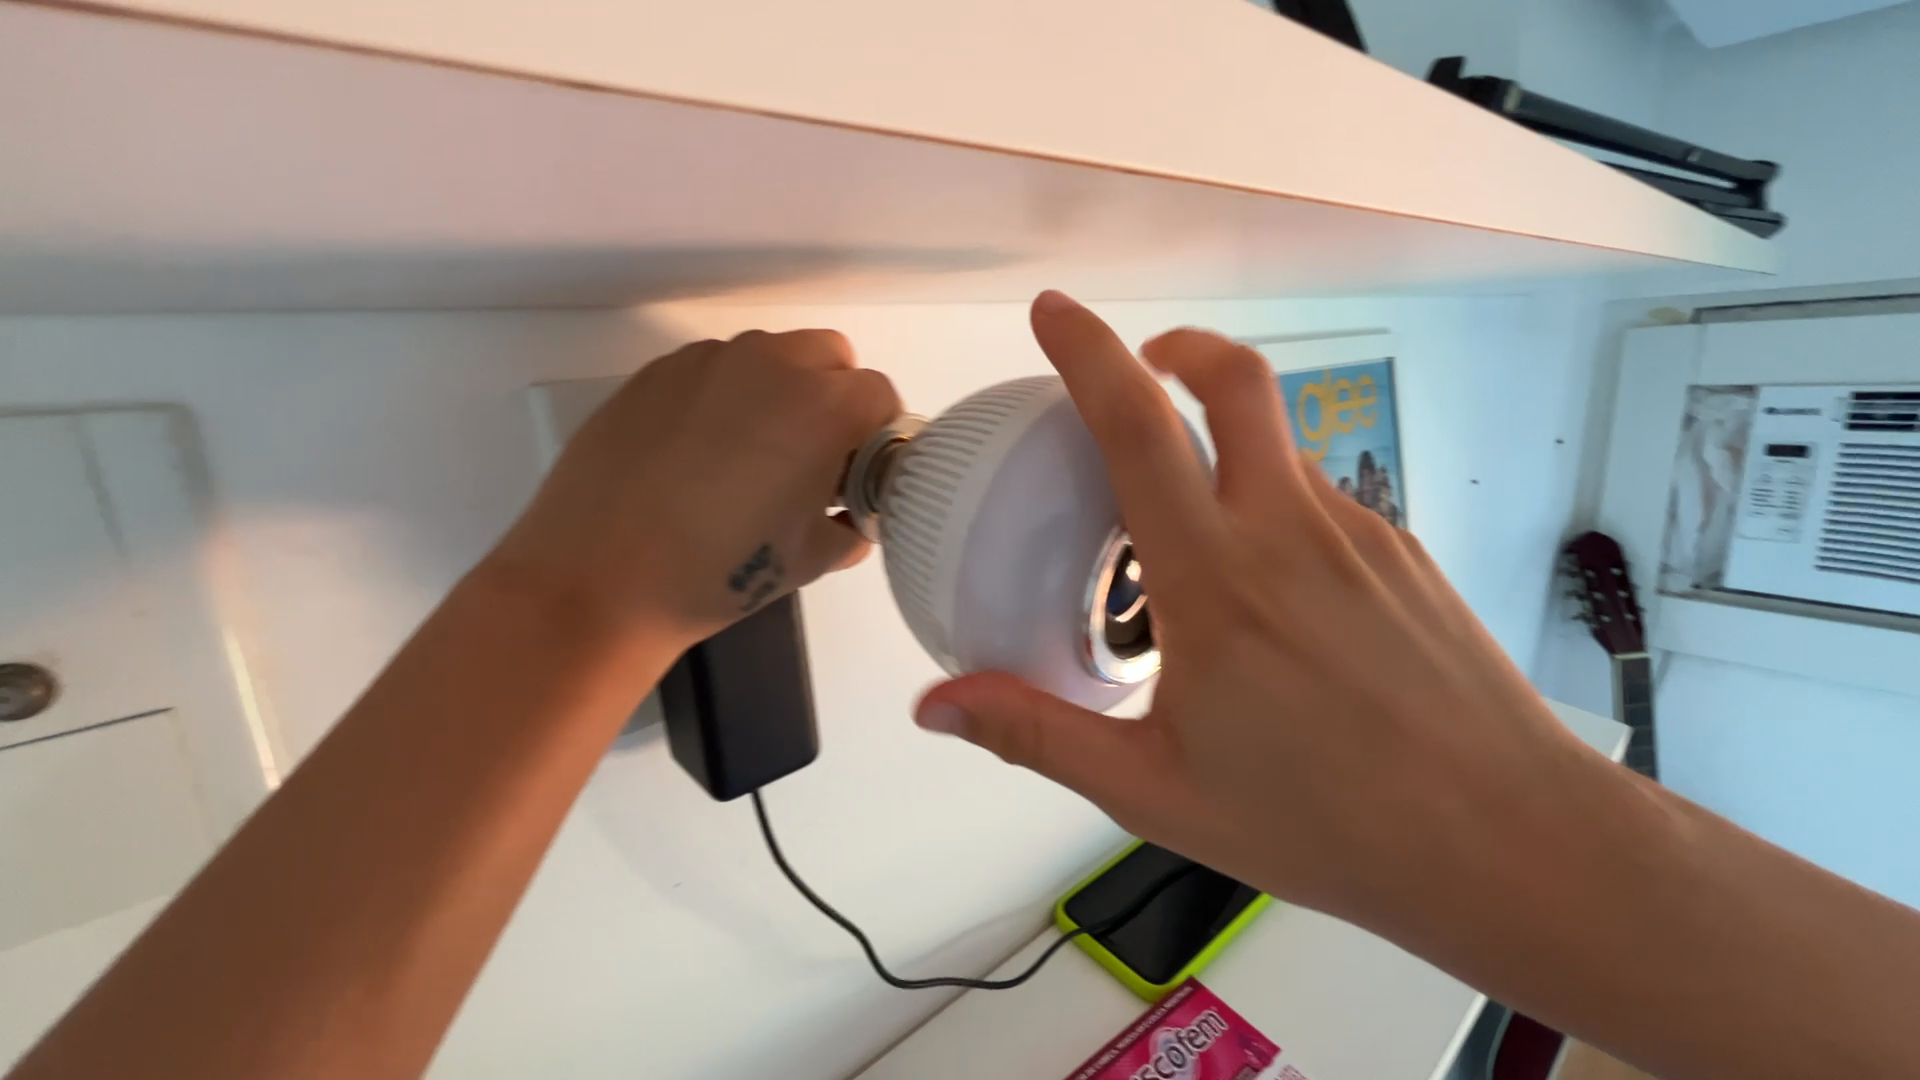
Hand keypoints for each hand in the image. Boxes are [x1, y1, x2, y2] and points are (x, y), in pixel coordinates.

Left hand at [487, 330, 900, 648]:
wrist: (600, 579)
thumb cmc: (720, 574)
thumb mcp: (808, 561)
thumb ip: (849, 530)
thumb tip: (851, 521)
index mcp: (821, 408)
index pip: (879, 394)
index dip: (876, 435)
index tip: (856, 471)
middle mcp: (769, 365)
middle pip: (829, 356)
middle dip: (835, 398)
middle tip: (811, 457)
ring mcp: (706, 362)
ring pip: (770, 356)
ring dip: (780, 392)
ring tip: (749, 456)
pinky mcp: (655, 373)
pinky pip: (714, 370)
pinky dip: (726, 397)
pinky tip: (697, 455)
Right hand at [914, 293, 1613, 925]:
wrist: (1511, 843)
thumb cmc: (1325, 822)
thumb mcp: (1153, 790)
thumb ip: (1035, 735)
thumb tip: (938, 708)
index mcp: (1215, 579)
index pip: (1138, 427)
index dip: (1087, 351)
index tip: (1054, 312)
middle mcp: (1288, 531)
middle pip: (1233, 379)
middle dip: (1173, 345)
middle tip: (1134, 366)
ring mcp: (1357, 534)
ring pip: (1275, 442)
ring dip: (1220, 438)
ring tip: (1185, 519)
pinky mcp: (1401, 553)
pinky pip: (1316, 499)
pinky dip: (1268, 504)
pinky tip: (1265, 589)